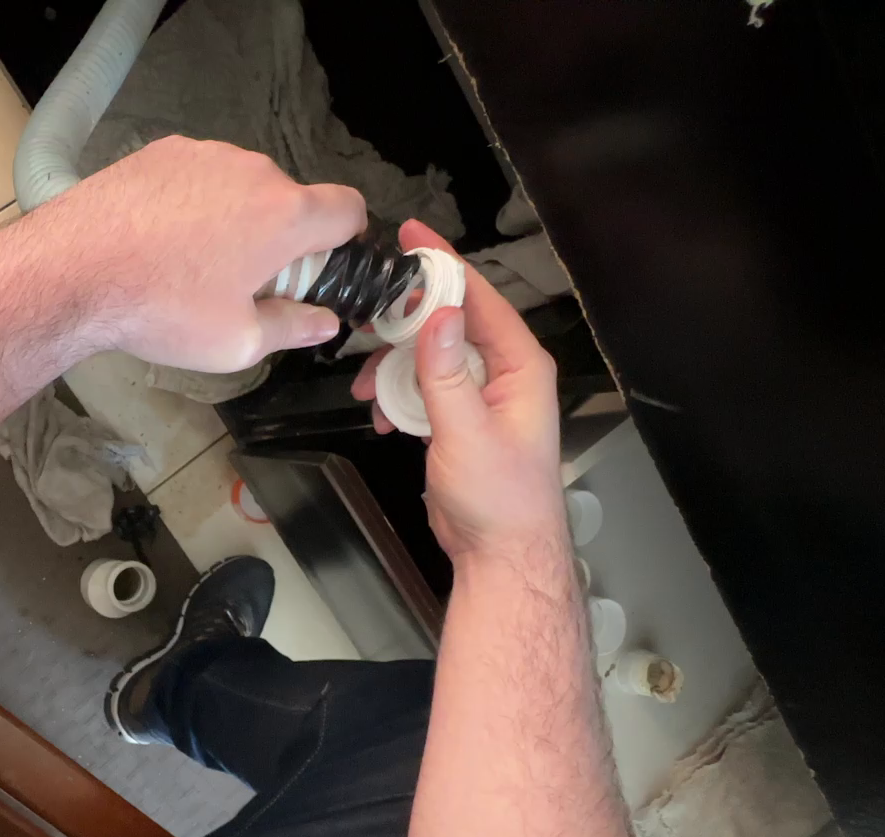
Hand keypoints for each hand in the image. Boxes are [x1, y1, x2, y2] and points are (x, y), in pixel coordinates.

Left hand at [23, 135, 365, 371]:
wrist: (73, 270)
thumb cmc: (166, 311)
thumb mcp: (237, 343)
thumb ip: (292, 329)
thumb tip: (325, 323)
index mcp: (285, 214)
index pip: (348, 209)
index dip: (344, 241)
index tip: (318, 271)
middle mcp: (252, 170)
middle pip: (289, 201)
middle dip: (279, 241)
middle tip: (241, 286)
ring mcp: (203, 153)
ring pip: (239, 188)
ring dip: (234, 221)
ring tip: (188, 265)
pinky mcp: (160, 151)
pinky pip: (196, 179)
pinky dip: (192, 206)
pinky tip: (157, 241)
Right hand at [350, 220, 566, 560]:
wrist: (498, 551)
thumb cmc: (498, 498)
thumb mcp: (467, 432)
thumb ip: (448, 373)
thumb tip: (437, 315)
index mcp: (519, 367)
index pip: (481, 300)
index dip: (445, 266)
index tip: (413, 238)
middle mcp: (500, 374)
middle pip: (448, 325)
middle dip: (405, 323)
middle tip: (368, 317)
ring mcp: (477, 398)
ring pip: (427, 359)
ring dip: (392, 370)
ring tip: (365, 388)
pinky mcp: (455, 421)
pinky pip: (420, 392)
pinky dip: (396, 399)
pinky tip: (379, 417)